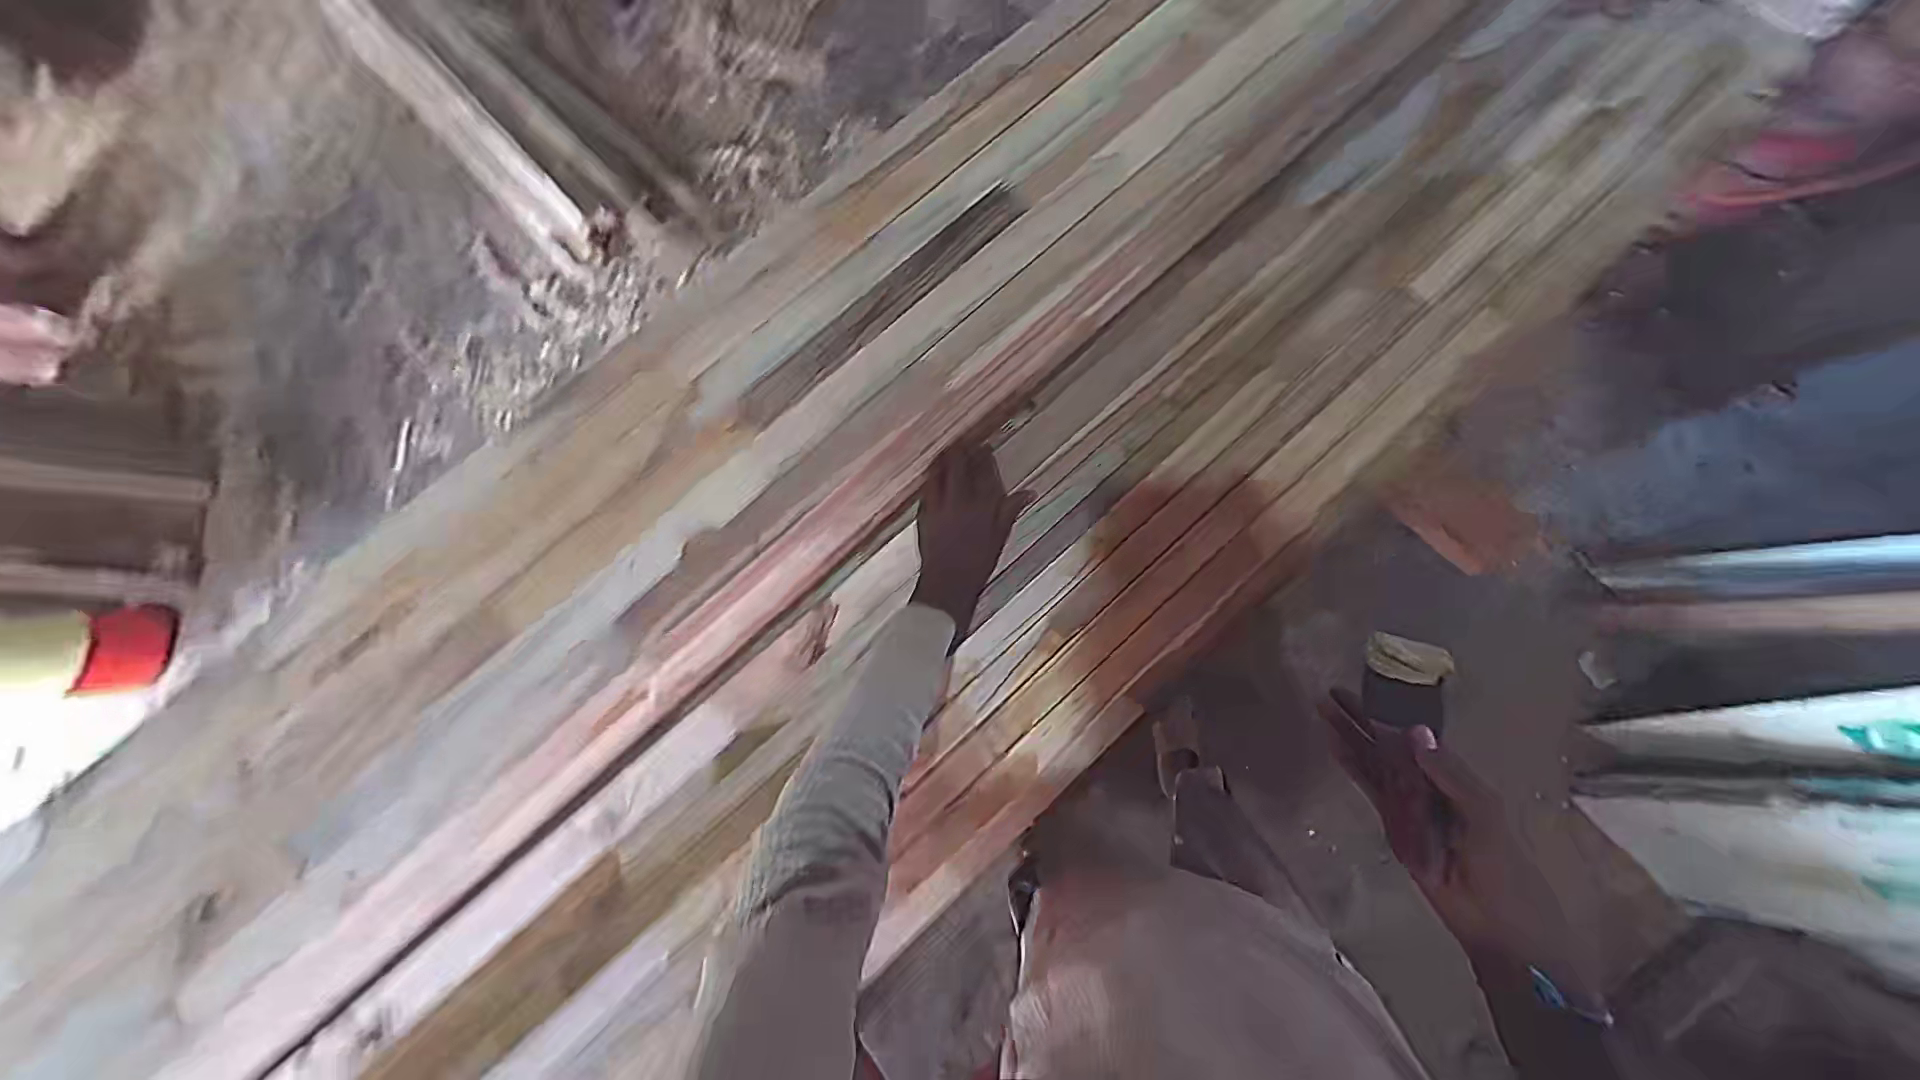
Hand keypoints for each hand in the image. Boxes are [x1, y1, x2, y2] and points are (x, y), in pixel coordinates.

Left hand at [909, 443, 1028, 640]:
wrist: (949, 583)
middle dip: (961, 450)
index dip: (984, 454)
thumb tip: (1029, 492)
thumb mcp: (1000, 536)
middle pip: (959, 465)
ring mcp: (939, 506)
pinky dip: (930, 479)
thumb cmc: (978, 563)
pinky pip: (926, 489)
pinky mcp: (923, 514)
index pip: (984, 470)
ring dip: (942, 460)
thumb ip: (1010, 510)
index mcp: (983, 505)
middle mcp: (961, 501)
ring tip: (945, 452)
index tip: (984, 446)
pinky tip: (932, 476)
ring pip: (938, 473)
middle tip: (963, 442)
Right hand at [1319, 690, 1606, 1012]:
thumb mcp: (1486, 817)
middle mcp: (1427, 783)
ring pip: (1372, 760)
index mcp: (1454, 775)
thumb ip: (1450, 775)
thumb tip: (1414, 730)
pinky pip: (1368, 786)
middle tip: (1330, 692)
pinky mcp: (1391, 822)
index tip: (1367, 686)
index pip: (1415, 734)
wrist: (1499, 927)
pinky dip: (1350, 764)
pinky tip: (1333, 744)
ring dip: (1349, 736)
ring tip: (1322, 710)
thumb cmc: (1505, 869)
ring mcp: (1407, 802)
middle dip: (1361, 718)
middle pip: (1387, 743)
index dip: (1391, 710)